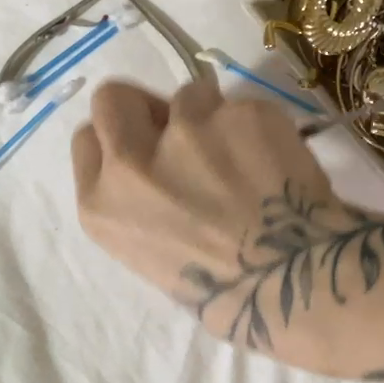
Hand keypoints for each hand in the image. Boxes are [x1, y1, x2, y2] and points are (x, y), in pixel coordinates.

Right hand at [72, 77, 344, 345]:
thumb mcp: (151, 253)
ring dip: (212, 115)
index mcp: (102, 204)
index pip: (89, 138)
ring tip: (243, 154)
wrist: (294, 276)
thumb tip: (159, 156)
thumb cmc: (226, 288)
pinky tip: (276, 159)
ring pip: (189, 93)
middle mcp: (134, 160)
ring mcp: (190, 130)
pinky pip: (243, 105)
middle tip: (184, 128)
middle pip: (116, 98)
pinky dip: (257, 125)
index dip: (122, 136)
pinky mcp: (242, 113)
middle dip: (148, 107)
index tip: (148, 144)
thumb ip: (140, 198)